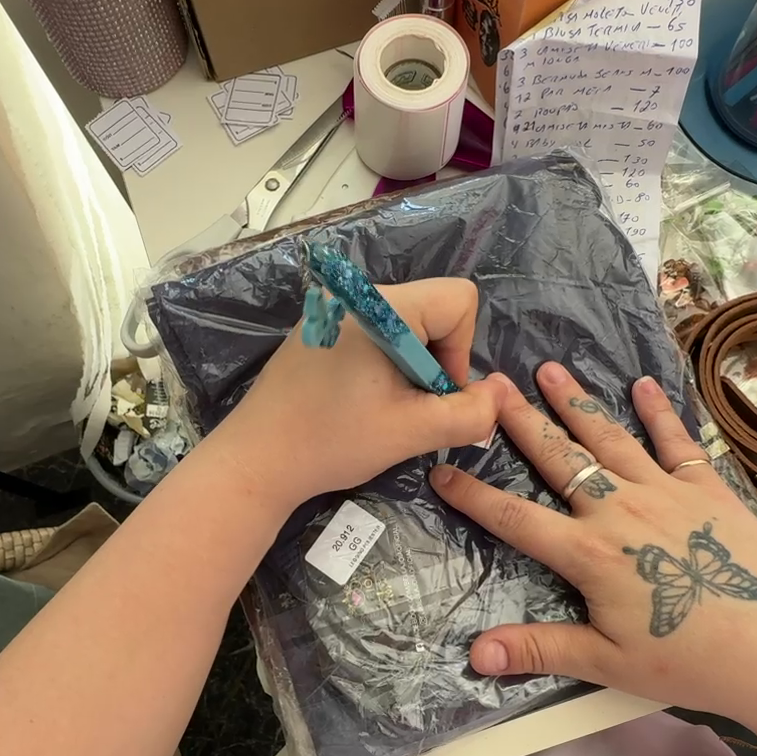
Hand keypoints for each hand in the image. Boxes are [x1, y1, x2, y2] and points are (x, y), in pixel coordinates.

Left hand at [206, 277, 506, 511]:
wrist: (255, 461)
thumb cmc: (331, 442)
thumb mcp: (411, 432)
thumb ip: (468, 413)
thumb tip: (501, 395)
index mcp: (379, 306)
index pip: (458, 299)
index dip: (461, 352)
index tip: (432, 395)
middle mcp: (355, 293)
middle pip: (433, 310)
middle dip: (435, 362)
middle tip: (408, 408)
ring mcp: (332, 309)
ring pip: (406, 325)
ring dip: (410, 368)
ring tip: (382, 408)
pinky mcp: (318, 329)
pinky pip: (375, 333)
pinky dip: (384, 365)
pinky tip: (358, 401)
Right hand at [429, 362, 756, 721]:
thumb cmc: (690, 661)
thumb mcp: (606, 663)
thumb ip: (539, 649)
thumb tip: (474, 654)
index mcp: (588, 553)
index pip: (514, 518)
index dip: (473, 494)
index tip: (439, 469)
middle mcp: (619, 510)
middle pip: (559, 459)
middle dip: (520, 421)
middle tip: (489, 383)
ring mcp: (666, 492)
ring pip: (609, 439)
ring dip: (577, 403)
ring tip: (550, 370)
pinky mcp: (708, 488)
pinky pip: (677, 442)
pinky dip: (658, 412)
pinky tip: (642, 385)